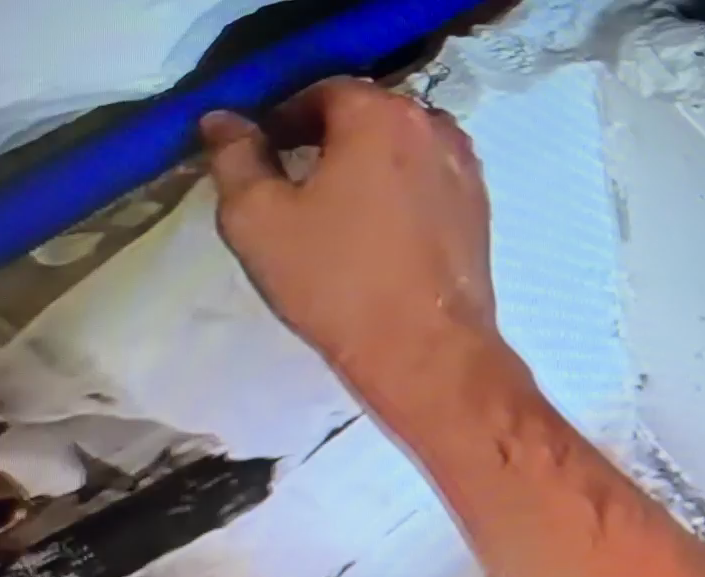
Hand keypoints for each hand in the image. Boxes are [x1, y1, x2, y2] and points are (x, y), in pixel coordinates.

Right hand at [201, 78, 533, 431]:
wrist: (428, 357)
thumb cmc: (338, 287)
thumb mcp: (258, 222)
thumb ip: (234, 159)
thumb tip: (223, 121)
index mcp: (379, 114)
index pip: (318, 93)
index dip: (282, 122)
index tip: (264, 159)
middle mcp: (433, 127)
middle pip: (366, 120)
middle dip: (329, 145)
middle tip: (299, 193)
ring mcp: (466, 172)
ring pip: (402, 155)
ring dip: (369, 173)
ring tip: (342, 219)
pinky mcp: (481, 216)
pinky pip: (428, 189)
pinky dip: (402, 200)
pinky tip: (383, 240)